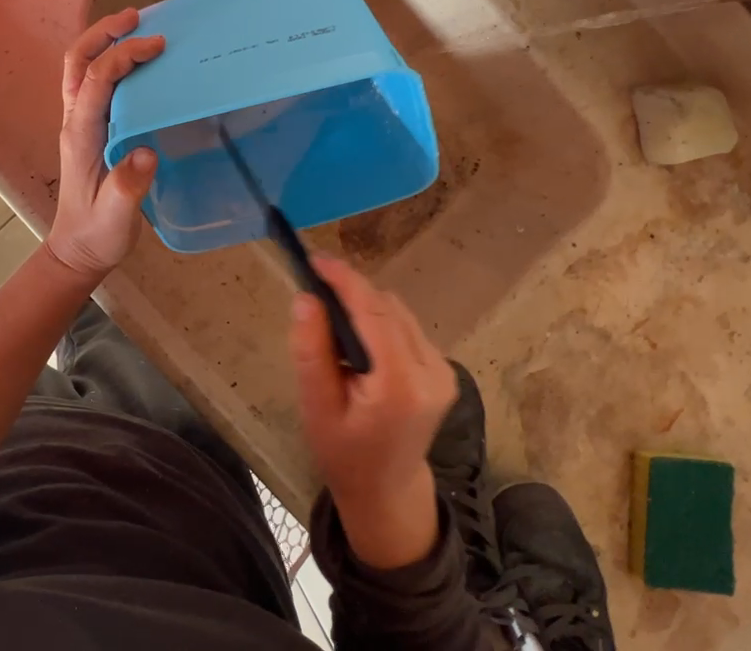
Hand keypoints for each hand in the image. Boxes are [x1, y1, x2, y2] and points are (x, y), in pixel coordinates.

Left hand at [42, 8, 164, 281]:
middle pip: (77, 61)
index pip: (97, 80)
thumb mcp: (116, 216)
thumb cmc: (98, 234)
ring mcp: (79, 123)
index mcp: (81, 135)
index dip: (124, 56)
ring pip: (80, 68)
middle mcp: (75, 121)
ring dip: (102, 41)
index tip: (158, 46)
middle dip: (102, 32)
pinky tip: (137, 63)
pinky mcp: (89, 129)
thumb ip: (128, 186)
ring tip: (136, 26)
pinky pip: (94, 84)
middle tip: (136, 17)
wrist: (77, 250)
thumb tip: (145, 151)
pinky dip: (110, 62)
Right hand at [290, 256, 457, 568]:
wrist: (386, 489)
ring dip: (364, 307)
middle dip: (350, 292)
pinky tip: (357, 340)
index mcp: (400, 386)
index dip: (345, 281)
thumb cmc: (343, 452)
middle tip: (312, 291)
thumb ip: (311, 350)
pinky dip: (378, 322)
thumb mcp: (316, 406)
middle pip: (387, 308)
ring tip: (331, 320)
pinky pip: (406, 327)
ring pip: (398, 312)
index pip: (374, 314)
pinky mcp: (444, 370)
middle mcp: (432, 372)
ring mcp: (443, 370)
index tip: (314, 260)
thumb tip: (307, 298)